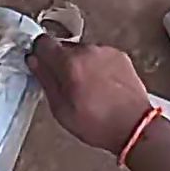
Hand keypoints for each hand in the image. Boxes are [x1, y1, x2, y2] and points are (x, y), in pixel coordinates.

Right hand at [26, 35, 154, 152]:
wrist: (135, 128)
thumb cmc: (98, 123)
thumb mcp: (60, 109)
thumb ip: (45, 80)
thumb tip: (34, 61)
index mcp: (68, 62)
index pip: (43, 42)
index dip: (39, 53)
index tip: (41, 62)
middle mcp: (87, 50)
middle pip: (63, 48)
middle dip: (62, 63)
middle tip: (67, 85)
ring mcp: (105, 51)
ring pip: (82, 52)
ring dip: (81, 64)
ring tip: (89, 89)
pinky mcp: (120, 56)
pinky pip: (99, 55)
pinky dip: (98, 66)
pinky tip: (103, 86)